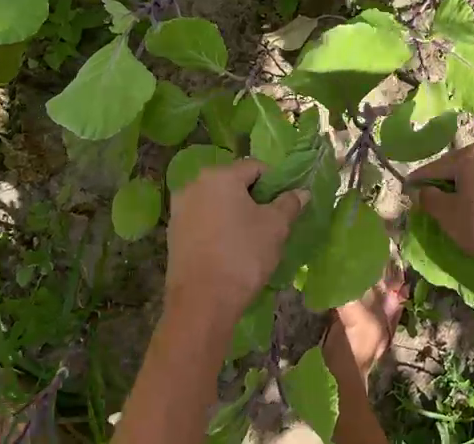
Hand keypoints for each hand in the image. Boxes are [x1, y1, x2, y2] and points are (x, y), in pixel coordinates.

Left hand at [164, 159, 307, 327]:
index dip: (274, 183)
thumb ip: (289, 203)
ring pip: (216, 204)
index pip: (255, 168)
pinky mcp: (173, 235)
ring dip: (234, 214)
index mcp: (220, 176)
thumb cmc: (243, 256)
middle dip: (253, 199)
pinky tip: (229, 251)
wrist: (202, 304)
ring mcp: (179, 211)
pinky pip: (203, 222)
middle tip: (270, 223)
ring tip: (250, 239)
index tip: (284, 205)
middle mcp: (194, 185)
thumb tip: (300, 192)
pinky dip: (217, 229)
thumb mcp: (276, 227)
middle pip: (233, 183)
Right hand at [407, 144, 473, 269]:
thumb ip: (429, 198)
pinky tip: (472, 202)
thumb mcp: (447, 214)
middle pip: (455, 166)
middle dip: (441, 180)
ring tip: (449, 200)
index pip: (435, 167)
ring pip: (472, 172)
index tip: (407, 187)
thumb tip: (421, 191)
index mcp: (468, 156)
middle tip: (428, 195)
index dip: (419, 179)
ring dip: (460, 184)